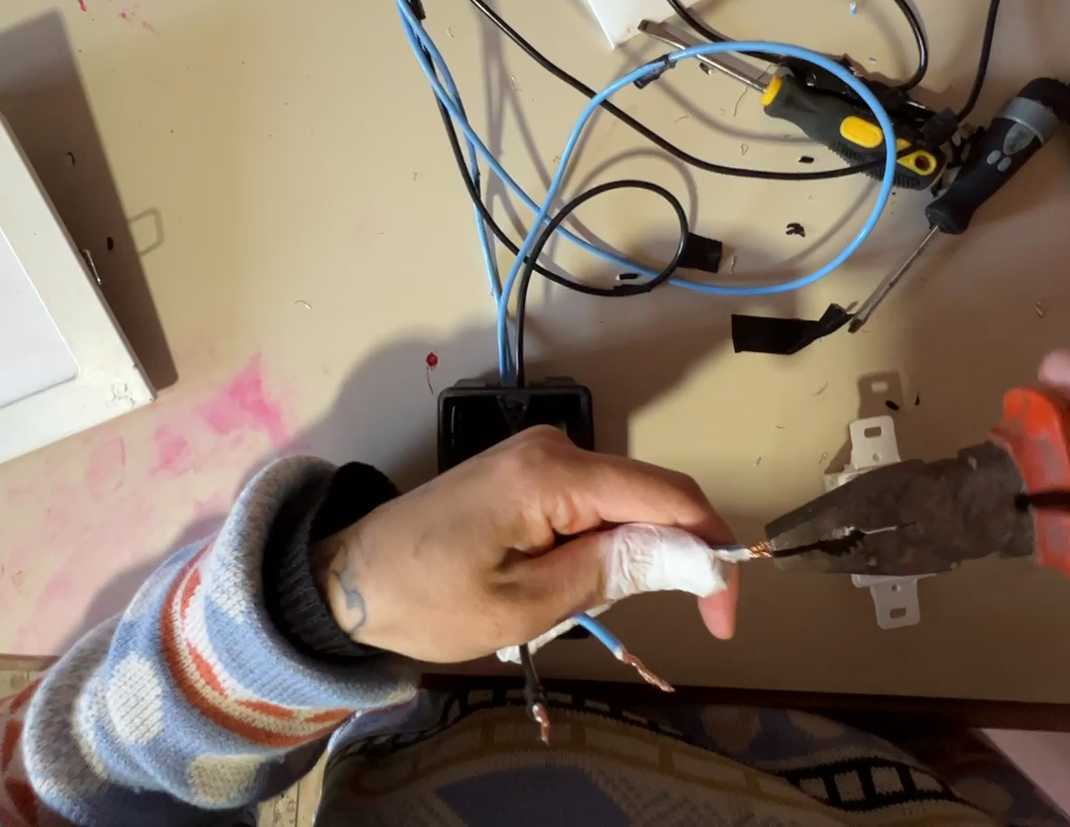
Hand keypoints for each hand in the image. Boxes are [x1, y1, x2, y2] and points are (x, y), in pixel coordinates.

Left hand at [310, 426, 738, 662]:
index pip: (668, 494)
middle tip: (642, 623)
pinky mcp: (526, 469)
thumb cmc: (429, 599)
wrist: (349, 578)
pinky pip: (590, 500)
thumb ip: (616, 569)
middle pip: (648, 494)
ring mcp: (538, 453)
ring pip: (621, 500)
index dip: (710, 549)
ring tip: (573, 603)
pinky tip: (563, 577)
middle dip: (668, 556)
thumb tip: (699, 555)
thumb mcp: (527, 603)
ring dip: (627, 554)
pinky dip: (599, 542)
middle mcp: (554, 446)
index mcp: (555, 472)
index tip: (720, 618)